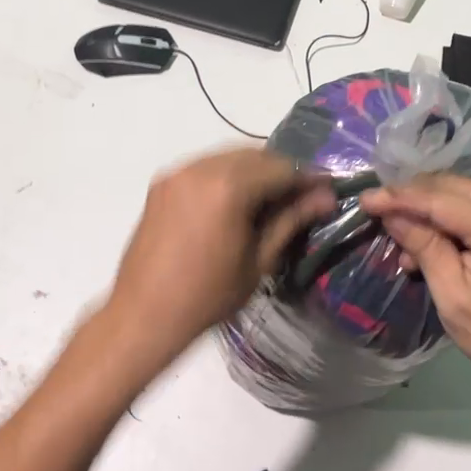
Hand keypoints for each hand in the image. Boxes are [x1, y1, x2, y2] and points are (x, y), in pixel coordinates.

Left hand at [106, 148, 333, 360]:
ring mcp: (178, 172)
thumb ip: (291, 220)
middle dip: (282, 172)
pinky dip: (228, 175)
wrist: (142, 315)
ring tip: (272, 199)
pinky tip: (238, 201)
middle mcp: (201, 168)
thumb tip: (326, 197)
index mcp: (227, 187)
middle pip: (255, 155)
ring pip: (230, 157)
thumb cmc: (207, 296)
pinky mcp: (164, 182)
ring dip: (256, 171)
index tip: (327, 189)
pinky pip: (206, 166)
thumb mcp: (258, 260)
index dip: (307, 178)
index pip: (280, 168)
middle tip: (303, 196)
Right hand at [360, 175, 470, 390]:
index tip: (366, 199)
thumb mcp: (454, 297)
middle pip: (453, 186)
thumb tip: (392, 213)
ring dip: (429, 208)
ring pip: (463, 192)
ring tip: (404, 241)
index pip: (441, 199)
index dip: (400, 196)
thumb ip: (425, 247)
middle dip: (412, 197)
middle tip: (379, 215)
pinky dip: (448, 216)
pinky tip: (430, 241)